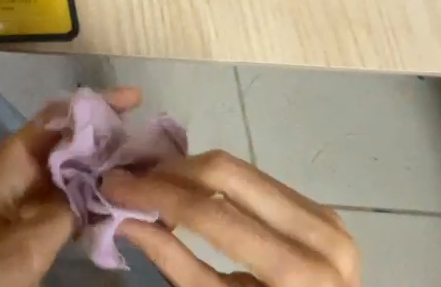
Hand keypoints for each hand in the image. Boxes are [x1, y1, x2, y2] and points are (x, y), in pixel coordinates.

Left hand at [0, 88, 143, 286]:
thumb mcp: (29, 238)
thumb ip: (67, 206)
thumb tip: (106, 181)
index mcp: (14, 156)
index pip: (59, 117)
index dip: (96, 105)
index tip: (137, 99)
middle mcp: (21, 164)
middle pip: (69, 137)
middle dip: (109, 136)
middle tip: (155, 141)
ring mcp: (26, 191)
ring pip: (72, 166)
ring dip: (106, 165)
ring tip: (151, 166)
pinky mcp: (32, 217)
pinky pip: (69, 194)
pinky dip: (96, 193)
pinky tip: (125, 201)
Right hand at [105, 151, 360, 285]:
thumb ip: (175, 264)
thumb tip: (124, 217)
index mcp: (295, 273)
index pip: (210, 214)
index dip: (155, 195)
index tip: (113, 186)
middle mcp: (318, 236)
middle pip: (224, 172)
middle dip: (169, 171)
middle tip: (133, 180)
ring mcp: (327, 219)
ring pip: (238, 166)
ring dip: (188, 170)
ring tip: (156, 185)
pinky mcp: (323, 212)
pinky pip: (256, 178)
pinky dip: (215, 180)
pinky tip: (192, 192)